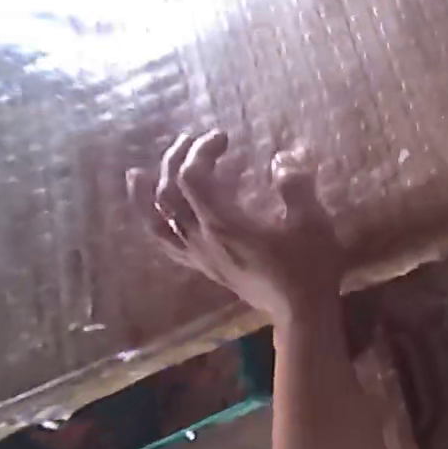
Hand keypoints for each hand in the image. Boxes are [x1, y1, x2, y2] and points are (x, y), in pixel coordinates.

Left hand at [128, 129, 342, 323]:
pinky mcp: (206, 268)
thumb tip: (281, 158)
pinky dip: (155, 225)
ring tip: (136, 174)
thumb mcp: (311, 221)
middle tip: (193, 140)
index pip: (193, 177)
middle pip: (169, 192)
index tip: (223, 137)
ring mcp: (200, 256)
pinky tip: (156, 217)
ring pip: (157, 222)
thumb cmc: (308, 266)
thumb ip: (295, 185)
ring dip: (145, 194)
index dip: (202, 150)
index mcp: (223, 223)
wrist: (301, 311)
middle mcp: (202, 238)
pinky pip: (168, 245)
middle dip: (176, 160)